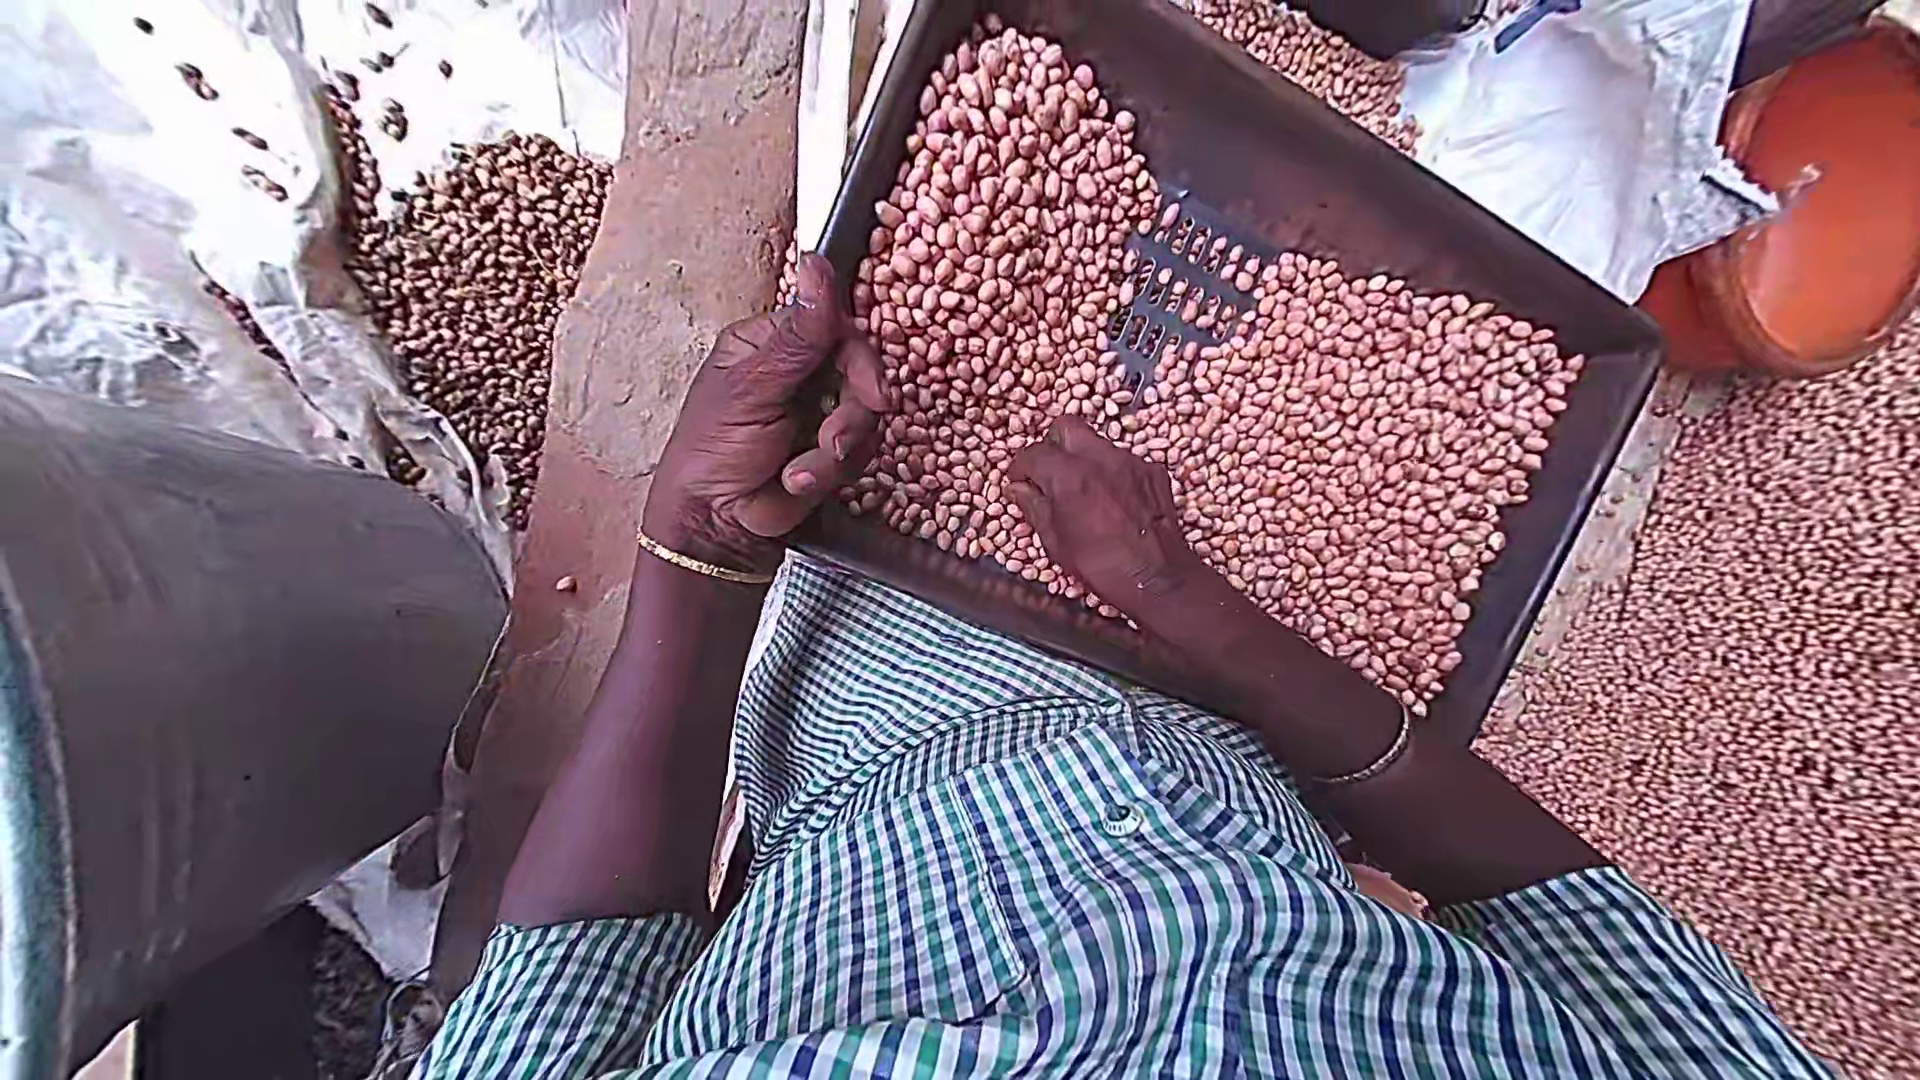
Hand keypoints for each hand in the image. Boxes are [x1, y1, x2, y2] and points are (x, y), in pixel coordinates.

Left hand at [643, 254, 891, 575]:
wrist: (716, 521)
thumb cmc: (714, 450)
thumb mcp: (752, 389)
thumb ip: (796, 337)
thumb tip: (818, 263)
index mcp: (772, 344)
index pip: (835, 329)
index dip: (860, 359)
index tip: (873, 392)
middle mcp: (801, 373)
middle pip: (860, 373)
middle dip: (850, 414)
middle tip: (832, 442)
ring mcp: (818, 412)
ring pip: (864, 417)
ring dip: (834, 452)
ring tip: (797, 472)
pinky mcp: (830, 450)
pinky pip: (859, 452)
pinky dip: (829, 472)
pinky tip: (796, 483)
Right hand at [1007, 416, 1216, 625]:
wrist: (1157, 579)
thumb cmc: (1101, 567)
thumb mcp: (1055, 542)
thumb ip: (1034, 507)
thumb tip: (1019, 490)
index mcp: (1068, 477)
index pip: (1033, 453)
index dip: (1020, 468)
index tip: (1019, 481)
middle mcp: (1100, 459)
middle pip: (1066, 427)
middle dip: (1052, 445)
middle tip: (1049, 472)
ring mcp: (1130, 462)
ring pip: (1097, 443)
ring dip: (1083, 459)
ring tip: (1082, 491)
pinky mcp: (1152, 471)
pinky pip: (1123, 460)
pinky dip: (1111, 473)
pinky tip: (1111, 500)